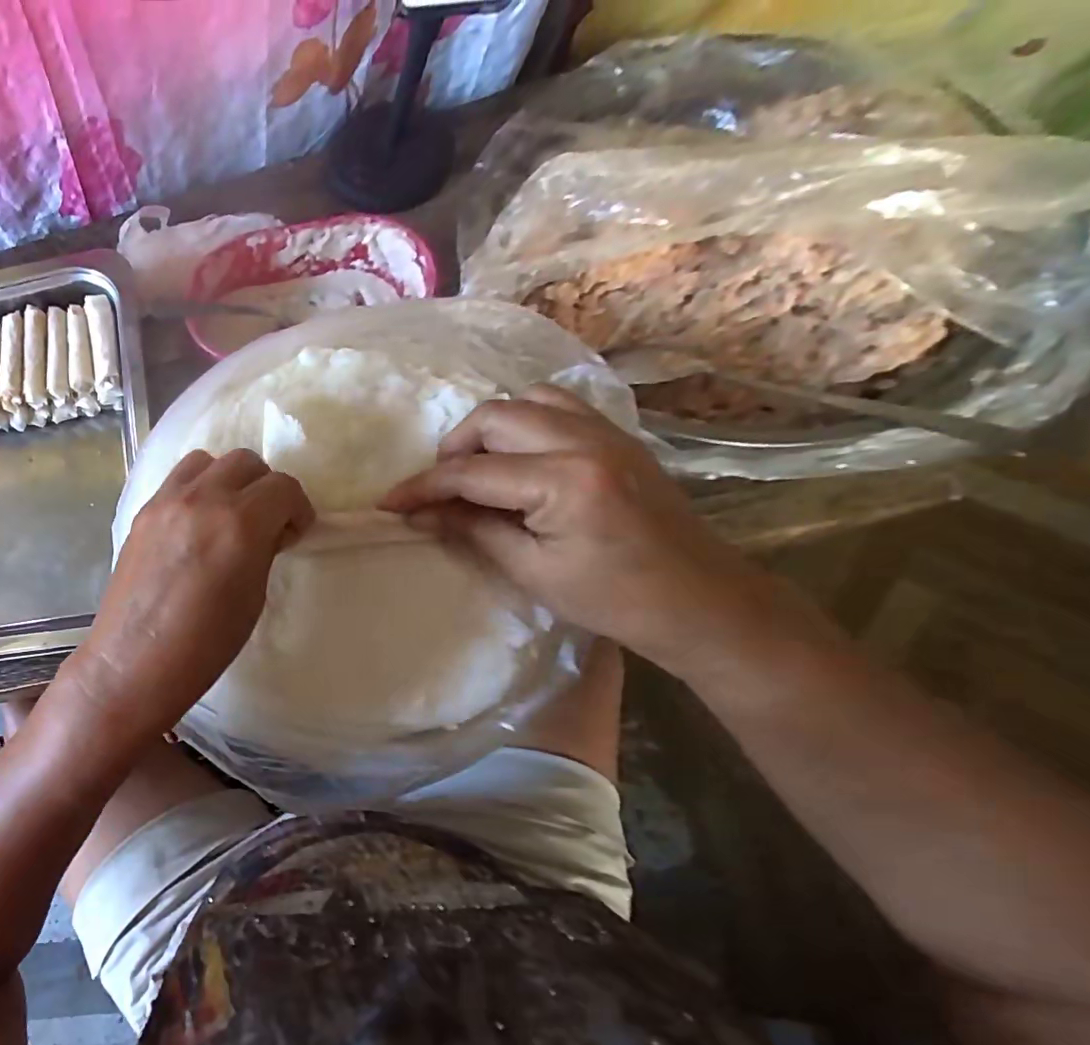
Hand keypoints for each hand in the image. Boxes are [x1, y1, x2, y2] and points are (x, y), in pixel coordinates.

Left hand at [63, 448, 313, 738]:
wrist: (133, 663)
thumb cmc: (205, 644)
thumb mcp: (254, 597)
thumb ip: (263, 550)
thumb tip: (268, 530)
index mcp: (239, 524)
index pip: (283, 487)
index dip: (298, 508)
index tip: (295, 532)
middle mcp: (202, 499)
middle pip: (246, 461)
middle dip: (266, 487)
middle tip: (266, 522)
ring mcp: (166, 501)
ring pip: (208, 460)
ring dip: (228, 479)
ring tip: (228, 515)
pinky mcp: (142, 511)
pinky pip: (178, 479)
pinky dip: (197, 488)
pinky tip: (196, 523)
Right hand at [378, 385, 788, 674]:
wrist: (699, 599)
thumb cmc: (614, 599)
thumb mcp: (532, 572)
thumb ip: (474, 530)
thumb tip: (423, 513)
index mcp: (563, 482)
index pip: (471, 473)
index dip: (423, 487)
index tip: (390, 503)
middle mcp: (584, 440)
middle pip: (494, 418)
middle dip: (455, 450)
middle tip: (441, 490)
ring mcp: (606, 431)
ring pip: (526, 400)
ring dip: (490, 429)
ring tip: (478, 467)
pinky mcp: (618, 435)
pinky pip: (559, 405)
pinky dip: (526, 421)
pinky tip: (520, 455)